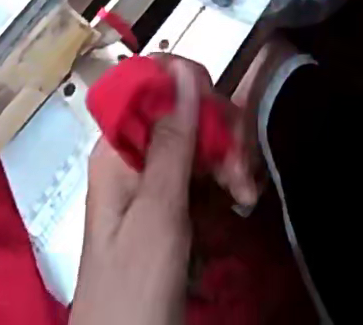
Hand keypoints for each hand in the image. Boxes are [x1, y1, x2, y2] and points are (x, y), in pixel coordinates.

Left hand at [70, 57, 254, 324]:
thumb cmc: (133, 293)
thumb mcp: (156, 215)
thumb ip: (172, 141)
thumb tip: (181, 68)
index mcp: (117, 150)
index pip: (153, 86)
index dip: (190, 88)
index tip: (221, 114)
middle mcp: (133, 158)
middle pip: (183, 113)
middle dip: (219, 132)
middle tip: (239, 170)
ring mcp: (152, 183)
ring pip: (199, 141)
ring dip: (229, 159)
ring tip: (245, 192)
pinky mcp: (171, 207)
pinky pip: (204, 172)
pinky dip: (226, 181)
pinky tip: (242, 198)